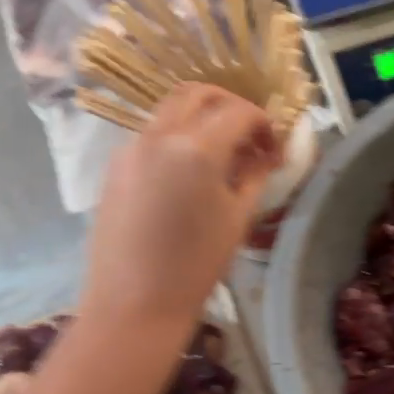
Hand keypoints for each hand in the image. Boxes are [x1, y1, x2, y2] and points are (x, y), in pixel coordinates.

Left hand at [82, 83, 278, 328]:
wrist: (134, 301)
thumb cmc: (196, 266)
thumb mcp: (238, 219)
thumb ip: (254, 176)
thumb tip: (264, 155)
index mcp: (196, 149)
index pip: (239, 112)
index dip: (265, 124)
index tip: (276, 150)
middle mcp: (159, 136)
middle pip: (199, 93)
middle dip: (232, 106)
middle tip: (252, 137)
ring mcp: (131, 147)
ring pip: (172, 109)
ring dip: (204, 118)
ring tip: (225, 155)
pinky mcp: (117, 165)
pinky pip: (154, 133)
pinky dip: (180, 136)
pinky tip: (194, 172)